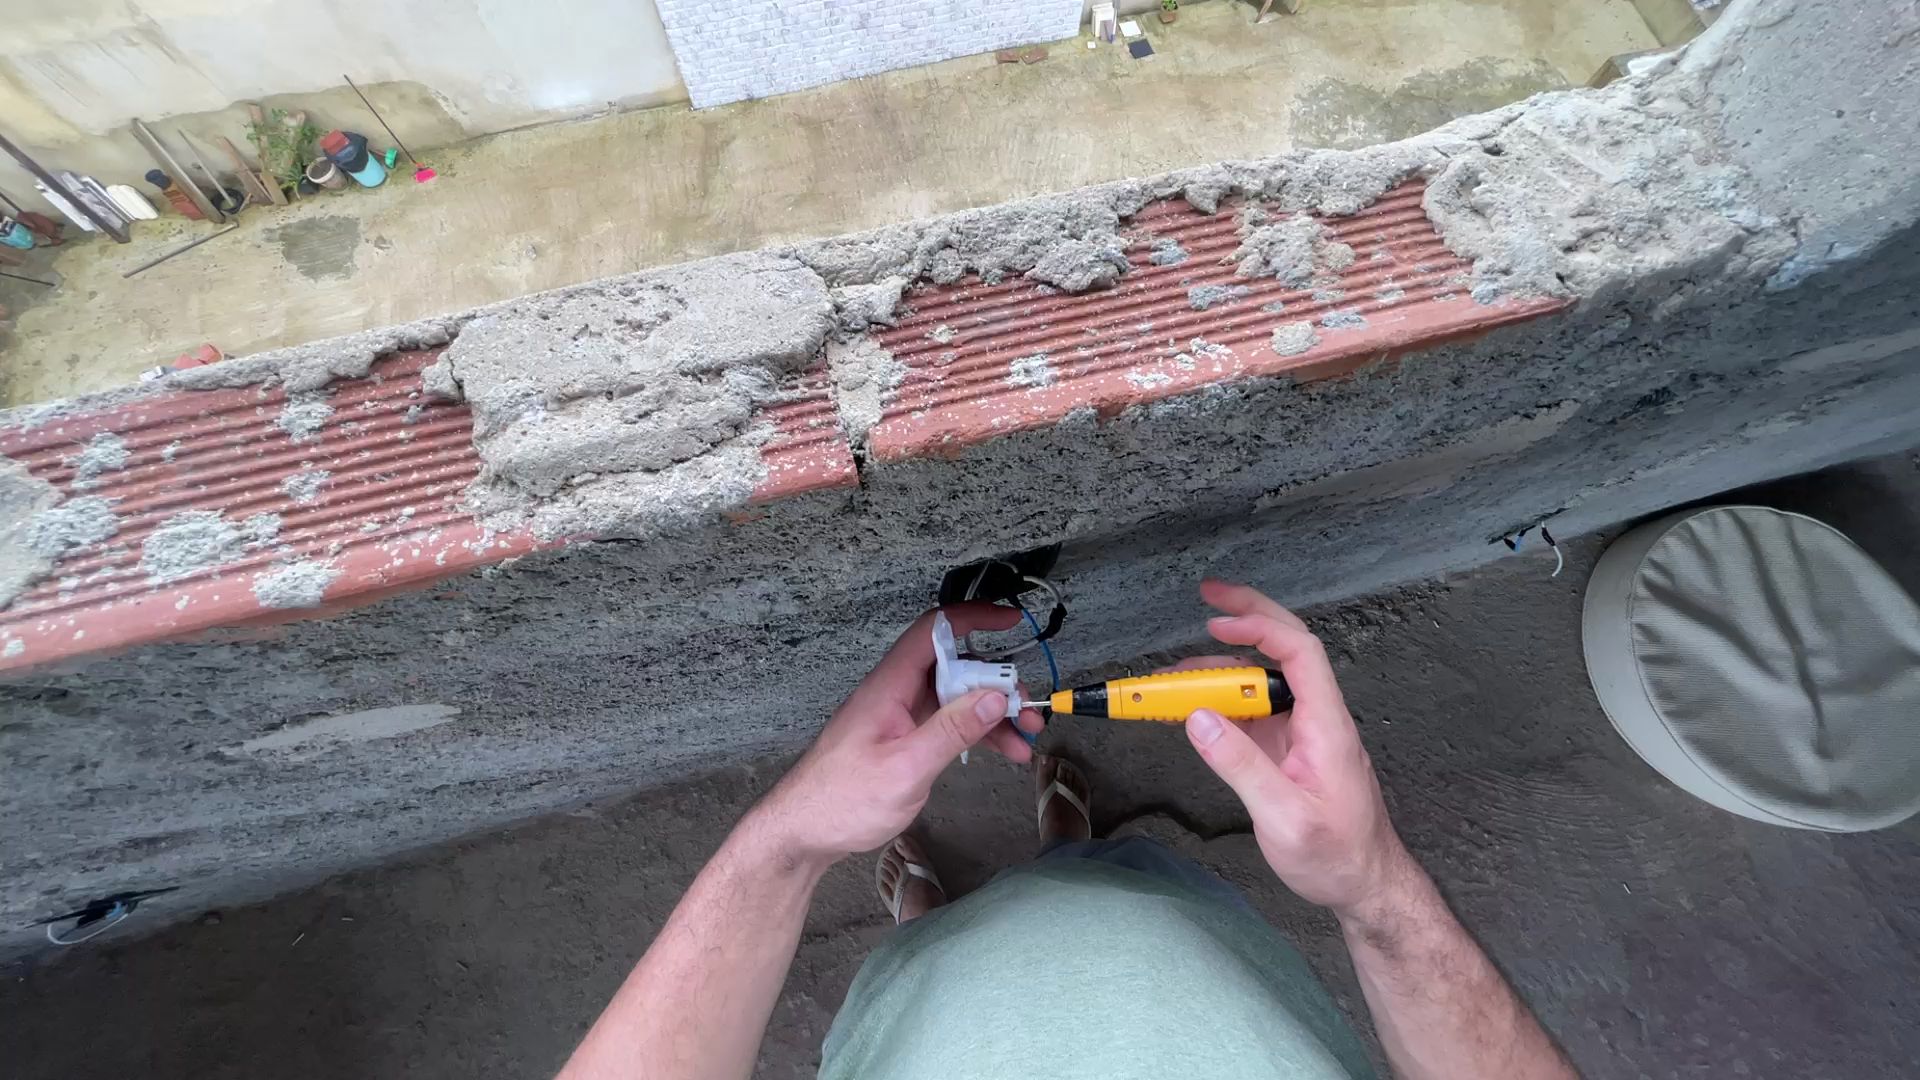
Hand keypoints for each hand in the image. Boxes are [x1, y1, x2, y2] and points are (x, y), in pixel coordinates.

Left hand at [755, 604, 1045, 865]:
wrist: (804, 833)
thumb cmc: (843, 800)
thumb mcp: (906, 767)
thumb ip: (952, 729)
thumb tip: (995, 696)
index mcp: (890, 684)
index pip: (934, 630)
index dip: (973, 617)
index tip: (1010, 619)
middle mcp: (897, 691)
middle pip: (955, 667)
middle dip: (997, 683)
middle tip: (1028, 709)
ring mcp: (901, 715)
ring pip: (956, 697)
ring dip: (992, 713)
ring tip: (1024, 738)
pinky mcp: (905, 737)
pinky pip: (948, 722)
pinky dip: (976, 732)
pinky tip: (1001, 750)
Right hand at [1177, 580, 1415, 918]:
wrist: (1365, 887)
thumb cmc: (1336, 856)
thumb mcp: (1286, 818)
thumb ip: (1240, 766)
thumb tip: (1197, 718)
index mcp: (1325, 724)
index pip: (1300, 652)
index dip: (1260, 627)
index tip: (1217, 622)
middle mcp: (1313, 716)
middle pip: (1285, 646)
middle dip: (1247, 614)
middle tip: (1208, 596)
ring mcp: (1298, 730)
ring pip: (1260, 679)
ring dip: (1219, 667)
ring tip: (1173, 675)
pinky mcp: (1284, 747)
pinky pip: (1250, 708)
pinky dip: (1218, 698)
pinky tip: (1191, 706)